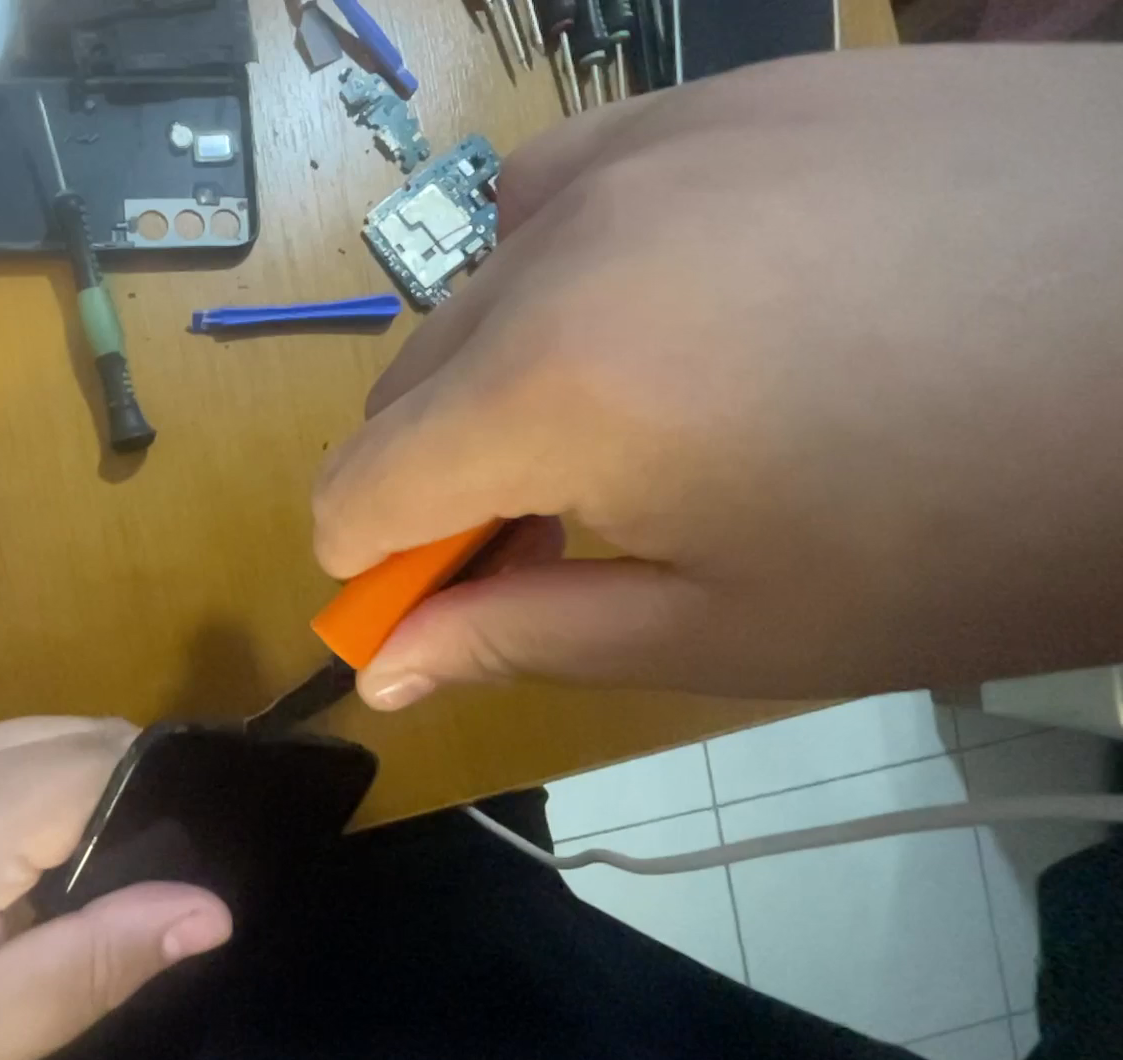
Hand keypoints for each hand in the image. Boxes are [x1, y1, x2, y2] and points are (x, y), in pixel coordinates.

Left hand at [0, 716, 230, 1059]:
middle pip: (85, 734)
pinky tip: (22, 861)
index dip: (170, 800)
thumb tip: (209, 909)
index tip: (199, 865)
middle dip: (138, 791)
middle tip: (153, 887)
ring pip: (43, 736)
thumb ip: (89, 965)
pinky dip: (37, 786)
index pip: (112, 759)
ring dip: (87, 787)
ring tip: (96, 881)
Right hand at [313, 45, 1122, 707]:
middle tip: (550, 525)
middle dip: (433, 485)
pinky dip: (540, 273)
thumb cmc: (986, 529)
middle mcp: (549, 254)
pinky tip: (637, 296)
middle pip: (392, 404)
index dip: (370, 564)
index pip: (352, 494)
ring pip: (455, 311)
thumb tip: (382, 673)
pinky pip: (531, 202)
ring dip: (484, 387)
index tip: (437, 596)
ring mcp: (618, 159)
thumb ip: (514, 639)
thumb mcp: (725, 630)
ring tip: (617, 412)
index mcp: (551, 394)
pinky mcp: (687, 107)